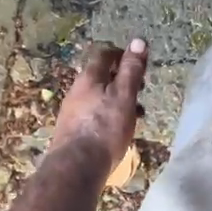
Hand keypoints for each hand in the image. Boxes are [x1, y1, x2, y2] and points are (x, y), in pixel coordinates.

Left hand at [47, 40, 147, 181]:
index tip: (138, 64)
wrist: (75, 169)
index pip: (104, 54)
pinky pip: (93, 115)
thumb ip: (131, 69)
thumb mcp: (124, 95)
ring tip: (135, 115)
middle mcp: (77, 90)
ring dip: (117, 100)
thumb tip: (138, 41)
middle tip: (140, 91)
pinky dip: (108, 115)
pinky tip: (117, 131)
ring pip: (98, 97)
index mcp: (89, 77)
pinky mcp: (71, 131)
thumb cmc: (104, 127)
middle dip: (121, 80)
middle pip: (101, 76)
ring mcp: (71, 112)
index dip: (122, 54)